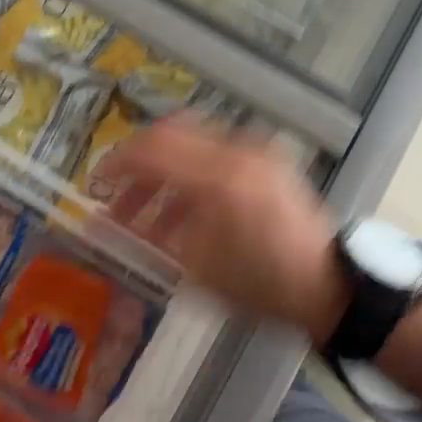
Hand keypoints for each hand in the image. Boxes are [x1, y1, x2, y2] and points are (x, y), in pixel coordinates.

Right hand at [101, 117, 346, 344]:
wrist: (326, 286)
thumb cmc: (260, 284)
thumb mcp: (196, 268)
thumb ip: (143, 239)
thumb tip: (96, 229)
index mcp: (219, 177)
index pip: (152, 149)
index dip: (116, 164)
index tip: (94, 186)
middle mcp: (237, 151)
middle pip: (169, 135)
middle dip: (137, 166)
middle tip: (118, 199)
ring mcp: (256, 152)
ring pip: (191, 144)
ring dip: (163, 175)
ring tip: (146, 221)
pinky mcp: (266, 160)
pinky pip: (215, 155)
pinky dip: (190, 177)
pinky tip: (180, 217)